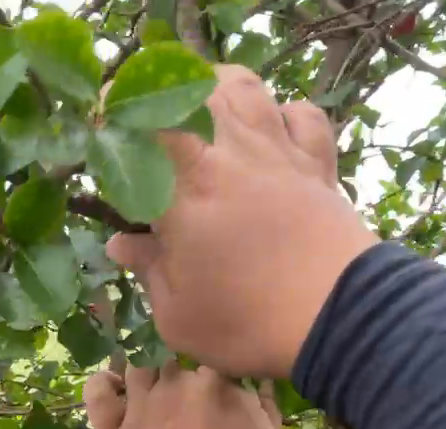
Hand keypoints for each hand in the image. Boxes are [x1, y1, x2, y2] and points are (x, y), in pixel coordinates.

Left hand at [82, 363, 284, 428]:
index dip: (219, 380)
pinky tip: (113, 388)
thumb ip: (267, 412)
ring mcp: (145, 405)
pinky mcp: (114, 428)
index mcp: (225, 387)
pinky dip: (102, 383)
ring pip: (141, 368)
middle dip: (183, 380)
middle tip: (187, 409)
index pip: (218, 363)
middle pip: (180, 364)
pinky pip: (98, 390)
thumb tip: (259, 384)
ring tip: (150, 394)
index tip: (219, 402)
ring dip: (146, 375)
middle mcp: (182, 386)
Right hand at [105, 66, 377, 379]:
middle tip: (155, 143)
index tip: (109, 156)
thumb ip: (147, 272)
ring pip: (245, 87)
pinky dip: (282, 116)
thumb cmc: (245, 323)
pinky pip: (300, 115)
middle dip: (165, 109)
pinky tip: (272, 137)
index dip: (118, 131)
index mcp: (183, 190)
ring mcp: (278, 151)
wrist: (336, 318)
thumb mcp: (177, 316)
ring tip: (207, 125)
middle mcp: (229, 153)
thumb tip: (119, 243)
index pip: (140, 130)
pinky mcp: (318, 163)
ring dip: (218, 96)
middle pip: (191, 92)